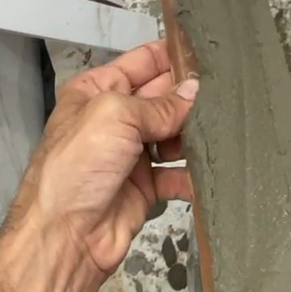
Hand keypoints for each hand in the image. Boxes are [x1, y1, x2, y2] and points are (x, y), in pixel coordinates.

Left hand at [7, 41, 198, 291]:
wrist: (64, 237)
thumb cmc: (77, 167)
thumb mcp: (115, 116)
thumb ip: (159, 104)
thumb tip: (194, 93)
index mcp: (96, 92)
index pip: (140, 63)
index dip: (171, 56)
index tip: (206, 53)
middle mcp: (114, 120)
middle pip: (162, 98)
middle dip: (189, 95)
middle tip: (226, 91)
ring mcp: (130, 154)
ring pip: (173, 135)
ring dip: (194, 134)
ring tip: (221, 129)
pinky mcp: (144, 187)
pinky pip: (177, 175)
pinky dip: (193, 174)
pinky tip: (210, 169)